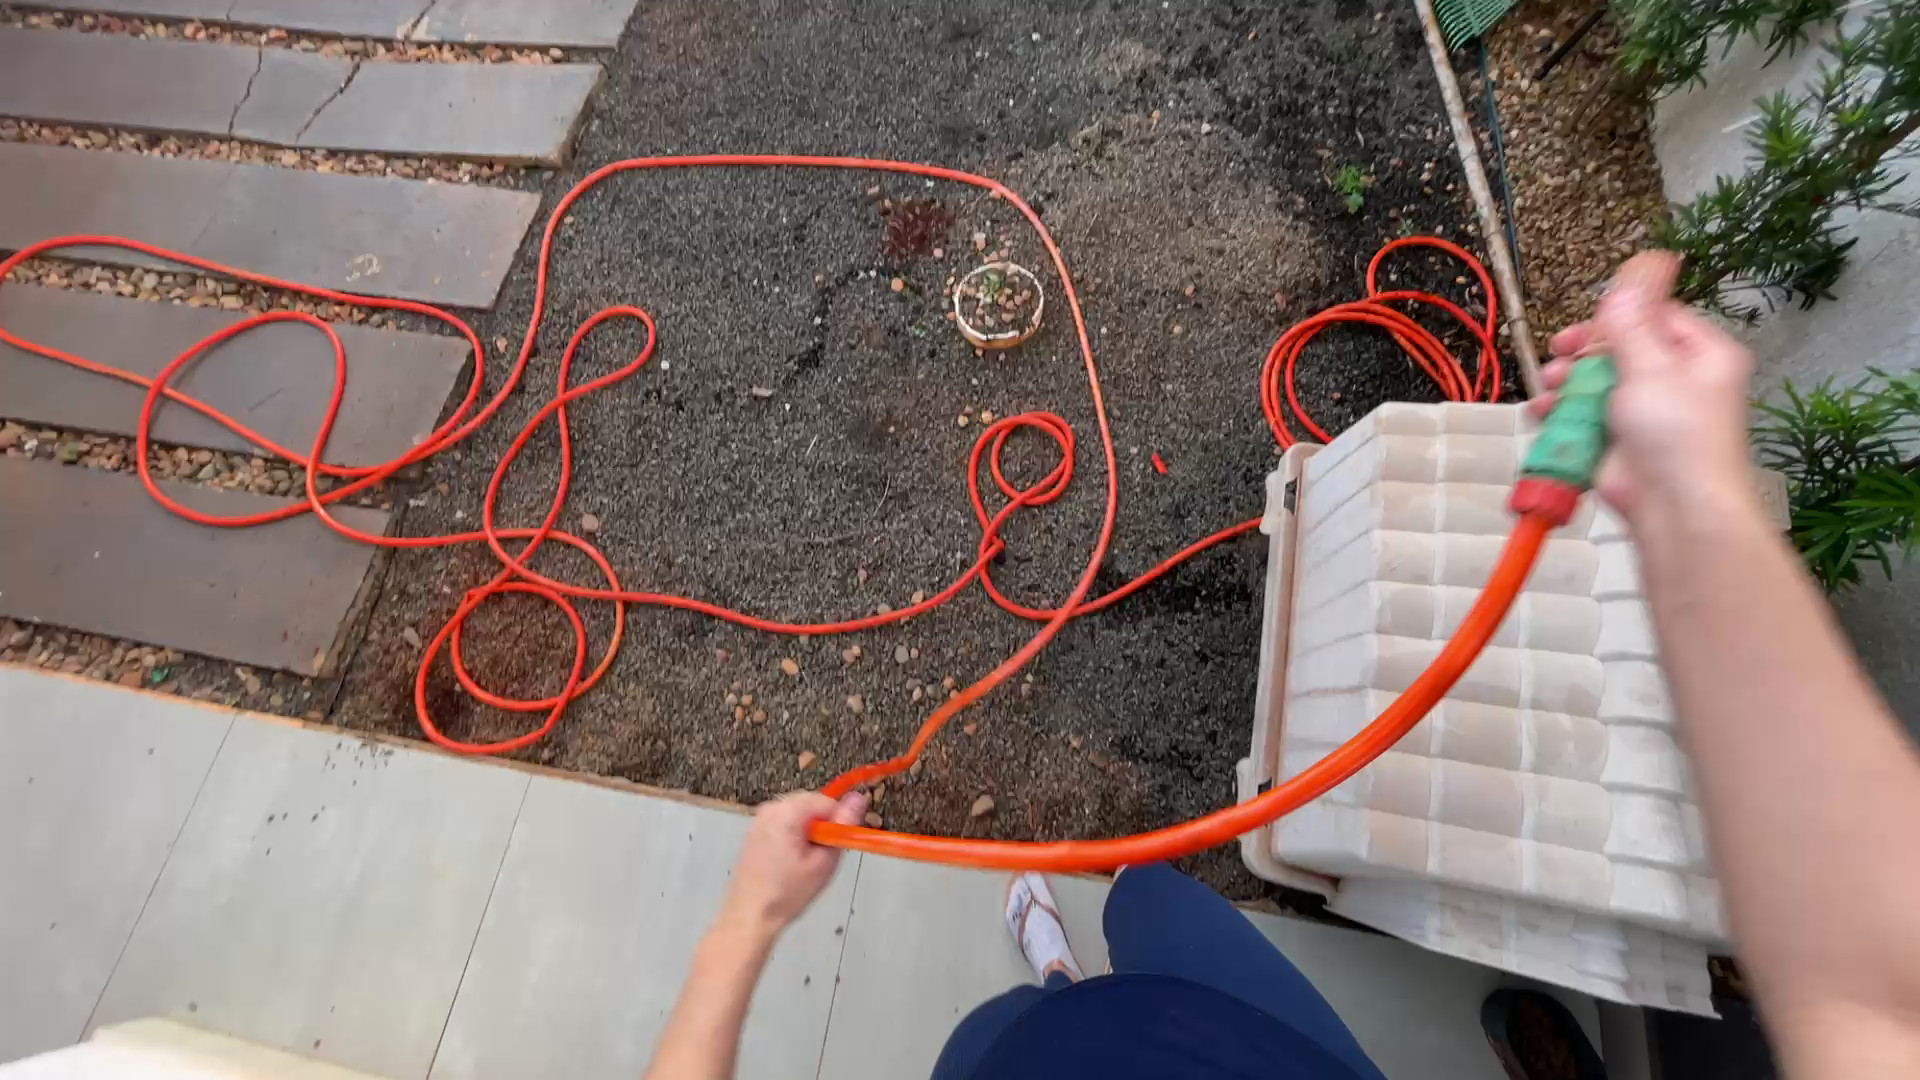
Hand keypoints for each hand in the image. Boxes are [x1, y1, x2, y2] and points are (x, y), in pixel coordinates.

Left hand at [720, 790, 866, 933]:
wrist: (748, 919)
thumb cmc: (788, 893)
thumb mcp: (824, 861)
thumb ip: (842, 826)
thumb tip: (859, 797)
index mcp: (787, 811)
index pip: (827, 801)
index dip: (836, 823)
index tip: (833, 848)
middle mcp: (770, 807)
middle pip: (811, 804)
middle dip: (821, 826)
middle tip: (820, 857)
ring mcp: (759, 819)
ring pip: (798, 814)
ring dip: (808, 831)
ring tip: (805, 862)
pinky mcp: (753, 832)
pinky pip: (783, 822)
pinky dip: (792, 836)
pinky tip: (788, 863)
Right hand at [1529, 251, 1756, 525]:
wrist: (1669, 501)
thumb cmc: (1673, 431)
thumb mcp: (1651, 368)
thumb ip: (1633, 324)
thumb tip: (1636, 271)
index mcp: (1700, 355)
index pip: (1659, 318)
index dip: (1619, 317)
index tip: (1584, 325)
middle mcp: (1673, 379)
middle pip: (1619, 349)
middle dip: (1583, 353)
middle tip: (1559, 356)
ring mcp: (1640, 410)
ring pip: (1593, 383)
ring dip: (1565, 385)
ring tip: (1548, 393)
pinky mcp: (1612, 437)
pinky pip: (1580, 414)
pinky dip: (1559, 413)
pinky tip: (1542, 415)